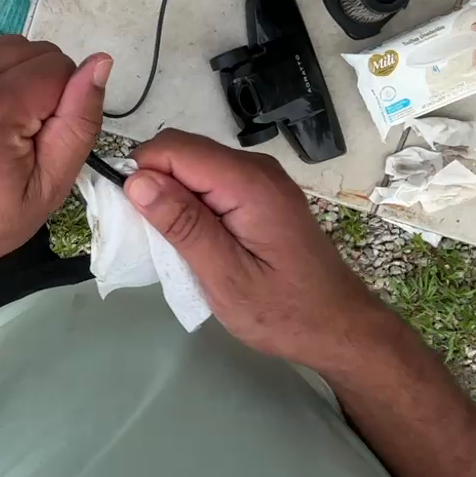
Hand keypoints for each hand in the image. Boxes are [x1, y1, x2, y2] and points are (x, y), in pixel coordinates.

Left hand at [0, 36, 109, 279]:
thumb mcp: (52, 183)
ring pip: (5, 47)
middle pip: (32, 50)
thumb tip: (100, 62)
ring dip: (14, 78)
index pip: (59, 67)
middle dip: (39, 87)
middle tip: (21, 136)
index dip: (62, 104)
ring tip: (0, 125)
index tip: (39, 141)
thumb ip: (80, 120)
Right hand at [125, 130, 385, 367]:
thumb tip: (137, 181)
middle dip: (155, 184)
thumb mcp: (225, 277)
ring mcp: (261, 179)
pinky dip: (191, 203)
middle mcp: (256, 168)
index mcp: (248, 183)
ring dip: (171, 196)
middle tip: (155, 238)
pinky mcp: (260, 194)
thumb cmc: (283, 311)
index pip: (174, 148)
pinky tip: (196, 240)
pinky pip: (210, 181)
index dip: (144, 174)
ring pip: (193, 165)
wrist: (339, 328)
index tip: (136, 218)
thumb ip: (182, 224)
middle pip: (183, 150)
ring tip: (175, 244)